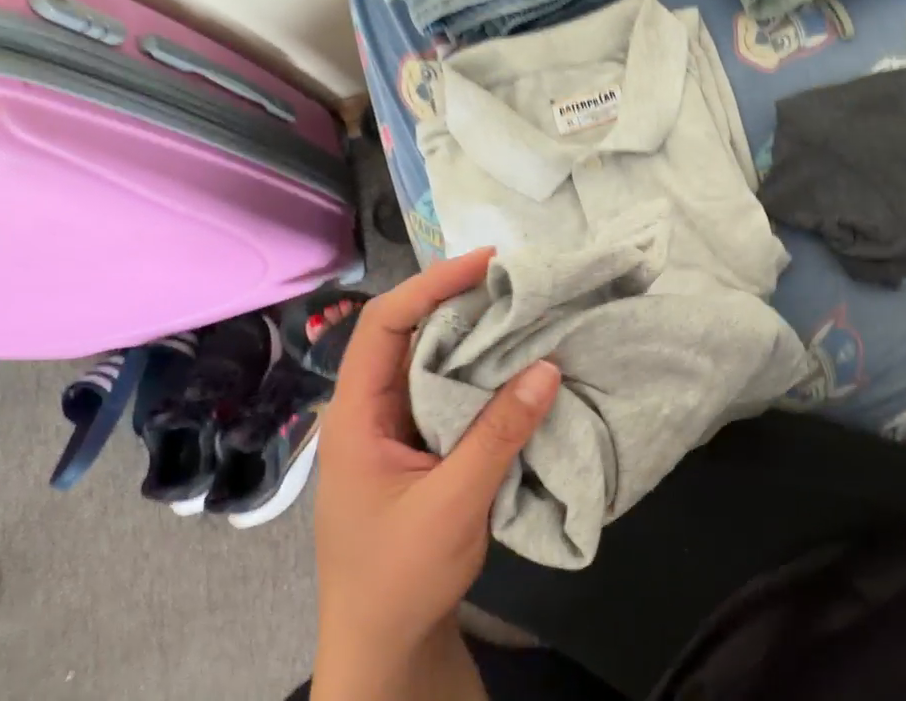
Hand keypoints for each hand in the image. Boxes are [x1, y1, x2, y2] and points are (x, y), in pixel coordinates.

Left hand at [314, 248, 560, 663]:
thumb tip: (548, 366)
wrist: (383, 641)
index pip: (384, 325)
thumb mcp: (452, 504)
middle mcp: (372, 412)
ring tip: (531, 315)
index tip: (489, 265)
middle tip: (523, 285)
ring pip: (435, 364)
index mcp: (357, 416)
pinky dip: (487, 374)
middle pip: (412, 335)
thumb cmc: (399, 575)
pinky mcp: (423, 448)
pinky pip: (454, 394)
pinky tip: (523, 368)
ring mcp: (397, 431)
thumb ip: (499, 434)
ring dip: (479, 338)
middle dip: (464, 303)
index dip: (432, 285)